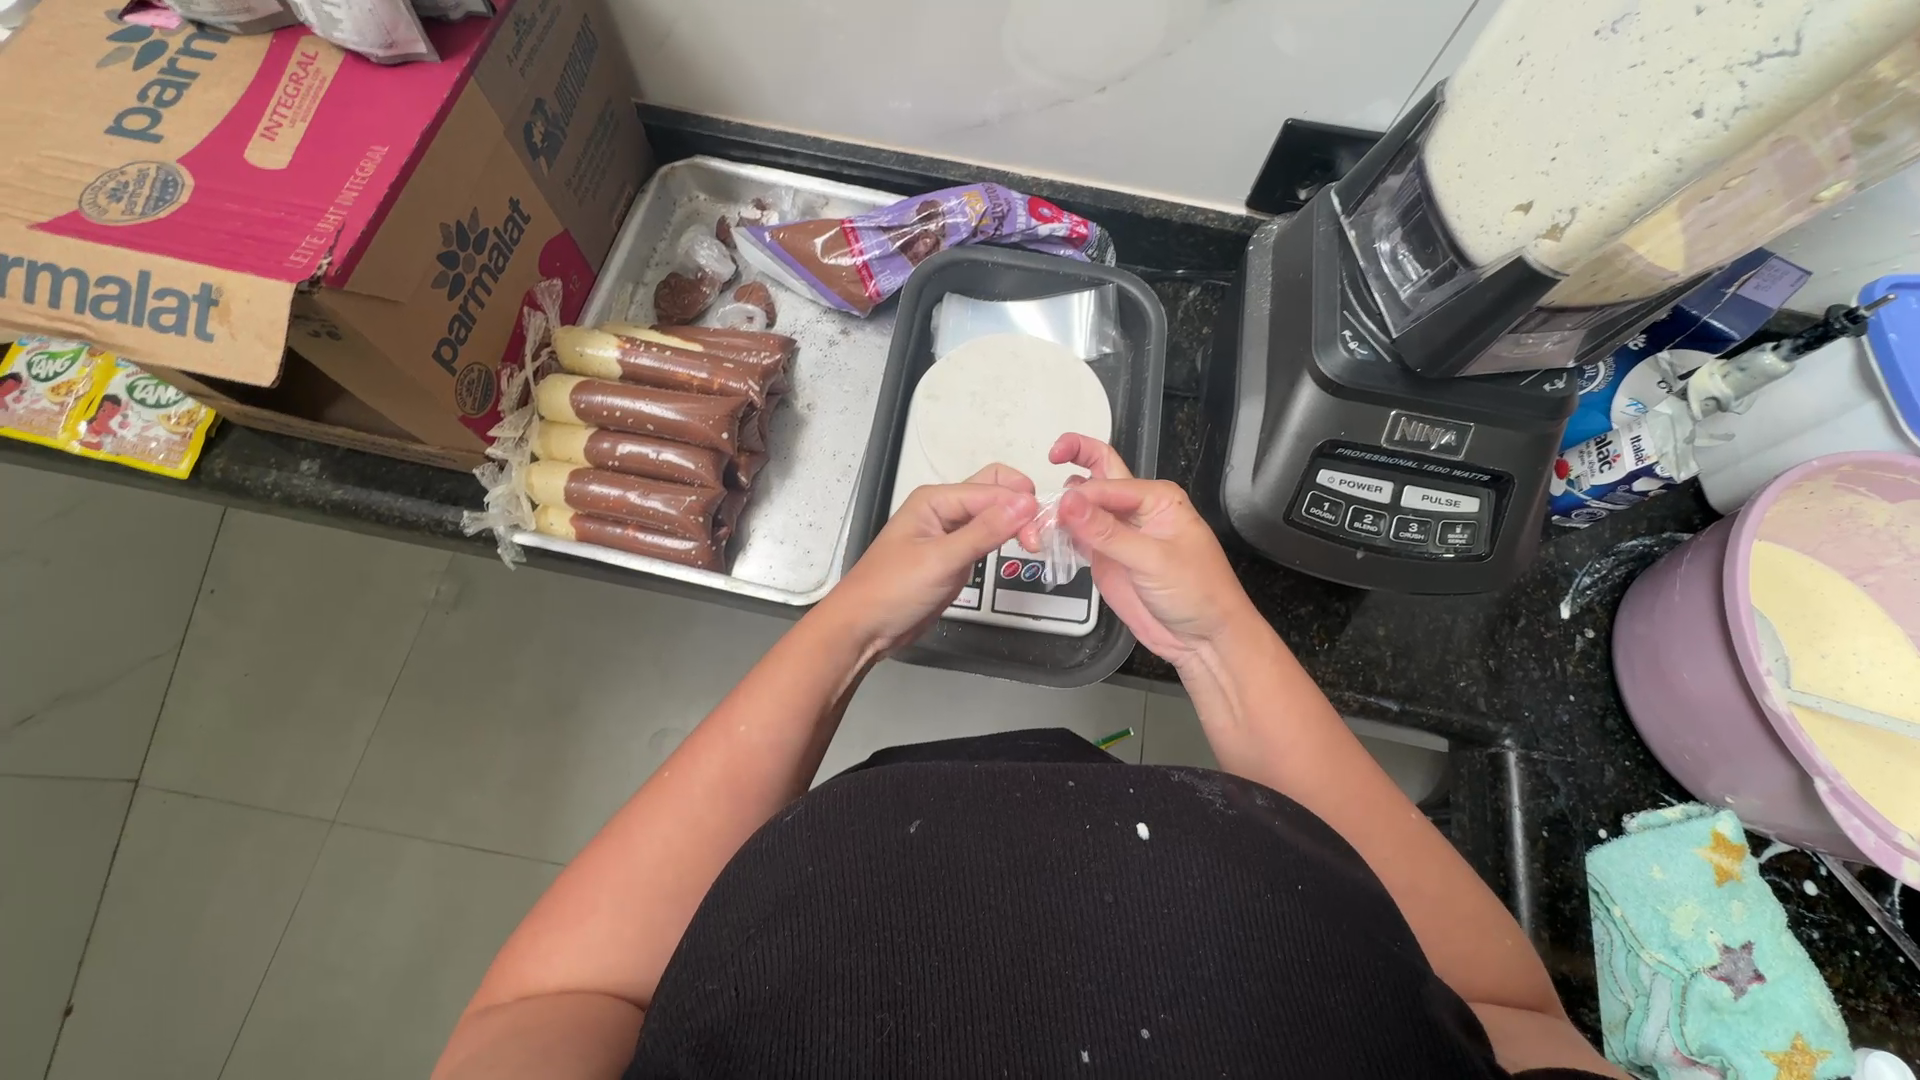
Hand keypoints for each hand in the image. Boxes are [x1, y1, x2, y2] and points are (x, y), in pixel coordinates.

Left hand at [824, 464, 1037, 655]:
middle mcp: (944, 509)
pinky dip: (1005, 539)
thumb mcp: (941, 560)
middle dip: (1021, 506)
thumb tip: (1026, 503)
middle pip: (994, 491)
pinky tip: (1017, 549)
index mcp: (935, 500)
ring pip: (993, 514)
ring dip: (1015, 522)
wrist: (864, 629)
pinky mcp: (954, 556)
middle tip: (1039, 536)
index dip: (1019, 508)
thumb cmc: (892, 590)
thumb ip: (985, 531)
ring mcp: (949, 533)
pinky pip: (986, 537)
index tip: (1038, 536)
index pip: (992, 490)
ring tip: (1034, 544)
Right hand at [1021, 434, 1253, 665]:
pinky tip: (1043, 537)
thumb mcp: (1154, 560)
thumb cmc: (1200, 593)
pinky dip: (1058, 535)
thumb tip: (1069, 502)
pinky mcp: (1104, 557)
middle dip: (1074, 457)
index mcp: (1157, 498)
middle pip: (1099, 471)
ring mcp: (1118, 533)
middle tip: (1050, 456)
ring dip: (1059, 507)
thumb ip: (1108, 532)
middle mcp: (1135, 509)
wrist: (1203, 639)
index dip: (1082, 494)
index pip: (1108, 483)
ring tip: (1039, 519)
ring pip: (1081, 507)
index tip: (1061, 510)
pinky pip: (1076, 537)